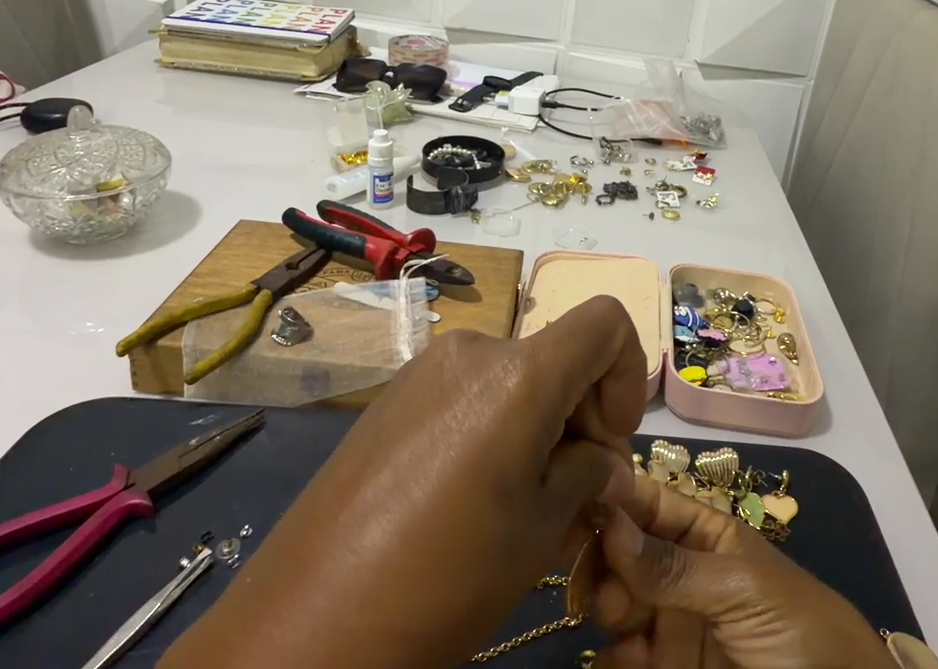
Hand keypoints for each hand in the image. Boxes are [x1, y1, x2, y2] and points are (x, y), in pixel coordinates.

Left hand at [161, 295, 649, 668]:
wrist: (310, 617)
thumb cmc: (447, 574)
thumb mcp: (540, 528)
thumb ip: (586, 474)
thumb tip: (600, 461)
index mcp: (519, 372)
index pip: (605, 319)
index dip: (626, 372)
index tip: (609, 440)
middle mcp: (473, 351)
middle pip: (557, 356)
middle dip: (582, 414)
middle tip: (576, 490)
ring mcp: (425, 371)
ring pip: (514, 379)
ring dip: (539, 426)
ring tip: (525, 502)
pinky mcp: (393, 398)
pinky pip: (469, 395)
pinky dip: (495, 428)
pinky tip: (475, 495)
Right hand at [591, 473, 895, 668]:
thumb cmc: (799, 629)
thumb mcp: (741, 588)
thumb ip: (672, 563)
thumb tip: (607, 520)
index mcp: (704, 533)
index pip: (646, 502)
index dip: (611, 497)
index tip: (575, 501)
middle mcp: (679, 571)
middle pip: (619, 551)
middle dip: (602, 557)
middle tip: (597, 577)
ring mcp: (670, 620)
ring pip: (614, 600)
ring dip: (604, 603)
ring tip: (616, 616)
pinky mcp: (666, 667)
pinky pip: (621, 655)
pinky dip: (612, 655)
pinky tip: (622, 657)